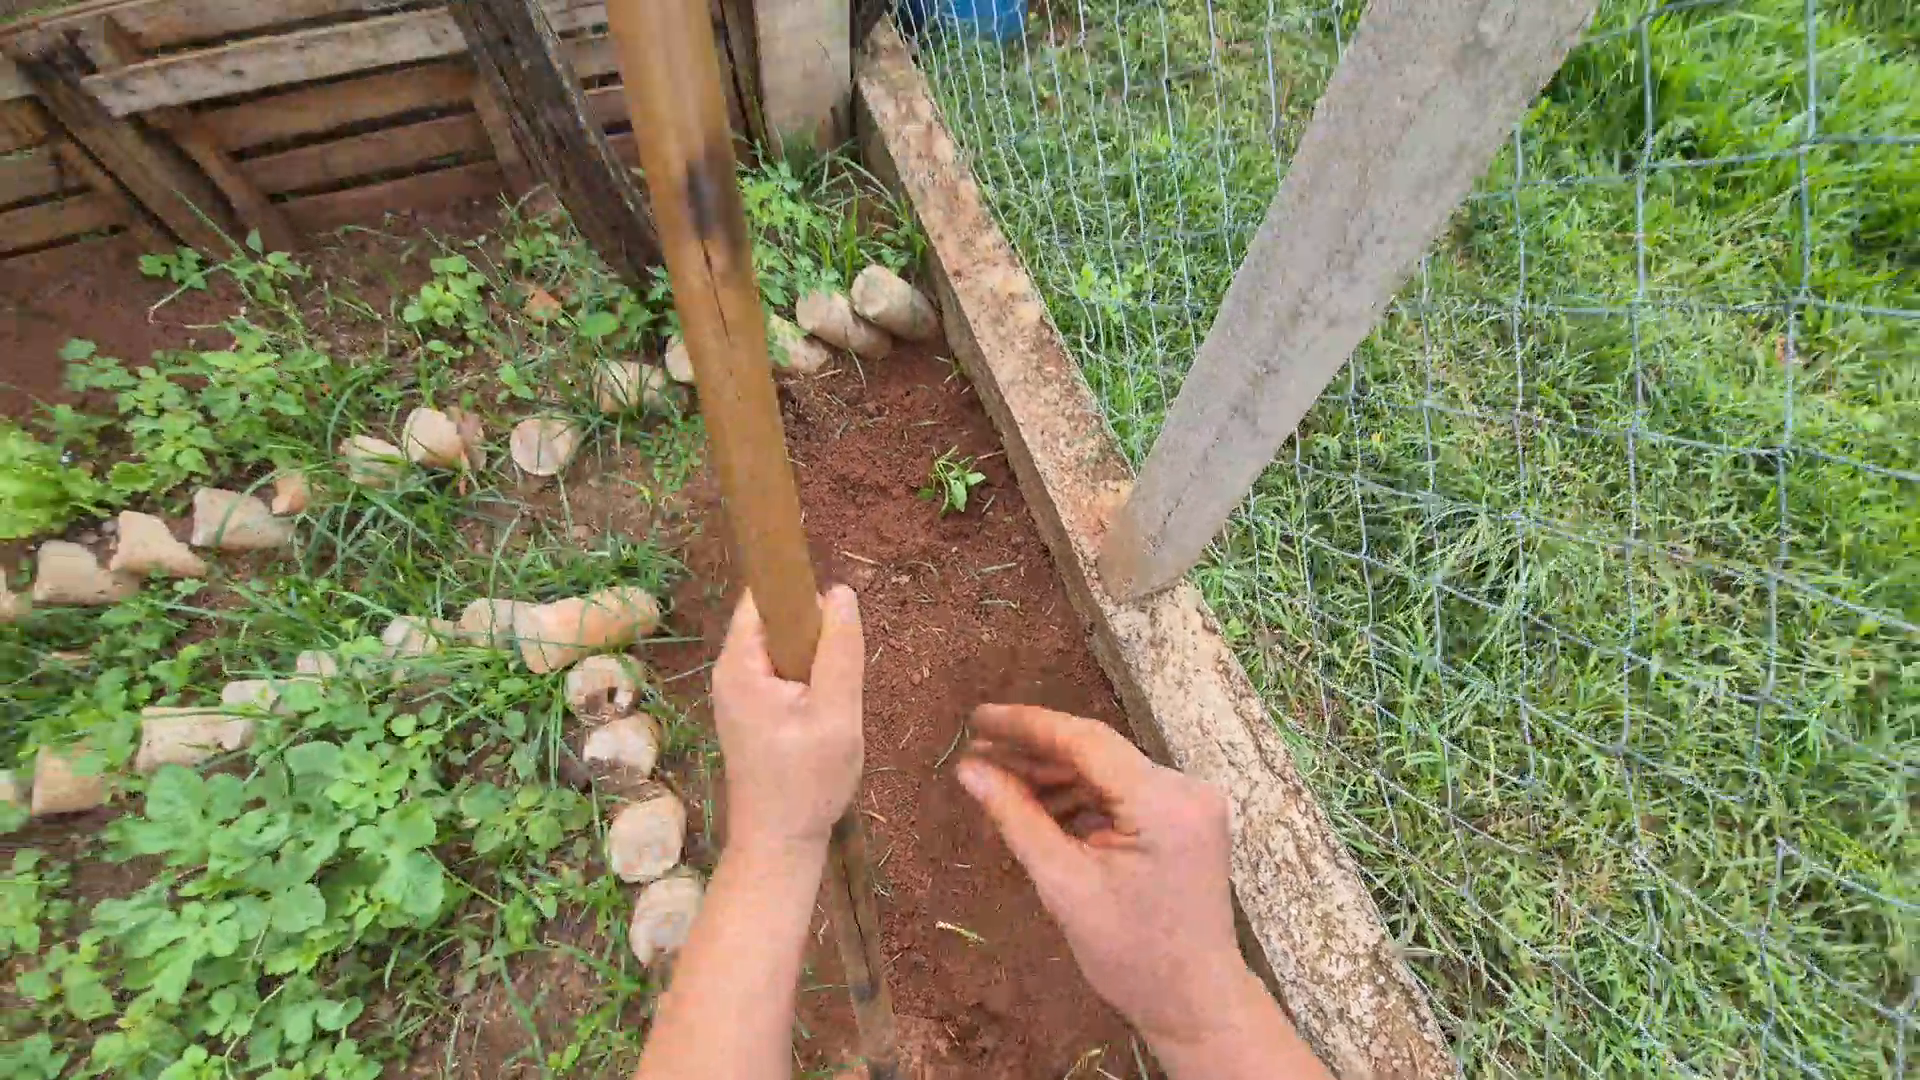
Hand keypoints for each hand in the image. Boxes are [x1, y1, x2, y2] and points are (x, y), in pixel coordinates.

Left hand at [712, 586, 863, 856]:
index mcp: (740, 664)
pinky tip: (824, 715)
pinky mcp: (750, 711)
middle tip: (839, 677)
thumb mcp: (836, 712)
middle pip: (776, 621)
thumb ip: (840, 650)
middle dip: (814, 635)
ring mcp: (738, 692)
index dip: (801, 594)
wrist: (779, 843)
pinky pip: (783, 673)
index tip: (835, 622)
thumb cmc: (807, 781)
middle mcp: (730, 671)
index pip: (764, 597)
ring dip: (815, 662)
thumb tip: (839, 592)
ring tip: (834, 701)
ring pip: (784, 648)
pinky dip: (808, 682)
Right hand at [956, 704, 1254, 1052]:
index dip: (1027, 724)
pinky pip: (1119, 789)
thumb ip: (1016, 817)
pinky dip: (1078, 795)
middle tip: (977, 749)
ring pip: (1104, 768)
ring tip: (998, 780)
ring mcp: (1187, 798)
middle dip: (1034, 751)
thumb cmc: (1131, 957)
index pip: (1085, 740)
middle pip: (1094, 751)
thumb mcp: (1063, 885)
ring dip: (1053, 774)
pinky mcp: (1182, 812)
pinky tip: (1038, 806)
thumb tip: (968, 769)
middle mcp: (1183, 787)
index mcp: (1163, 802)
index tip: (978, 717)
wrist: (1198, 1006)